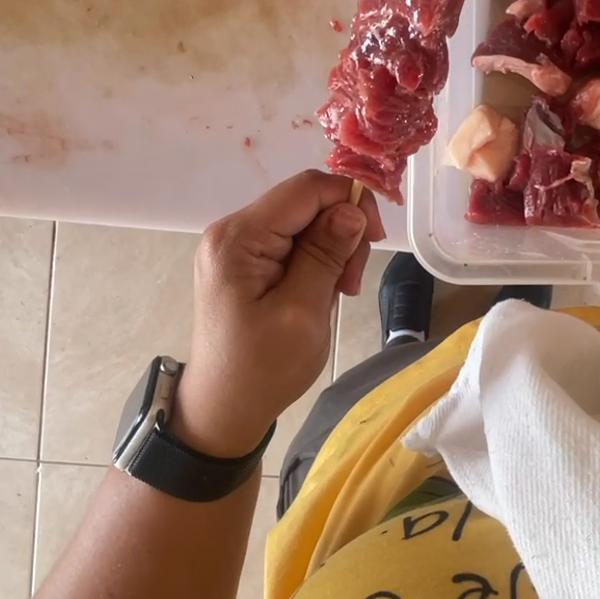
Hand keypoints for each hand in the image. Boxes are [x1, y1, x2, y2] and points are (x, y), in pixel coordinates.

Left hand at [173, 172, 383, 457]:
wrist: (223, 410)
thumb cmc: (262, 369)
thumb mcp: (302, 313)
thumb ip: (325, 255)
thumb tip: (352, 207)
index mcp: (239, 238)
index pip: (306, 188)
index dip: (349, 200)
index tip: (375, 239)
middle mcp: (233, 230)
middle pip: (307, 202)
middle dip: (342, 232)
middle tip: (350, 283)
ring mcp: (238, 245)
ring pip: (305, 221)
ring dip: (333, 249)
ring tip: (338, 293)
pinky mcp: (246, 261)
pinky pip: (294, 241)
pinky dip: (318, 260)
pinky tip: (321, 291)